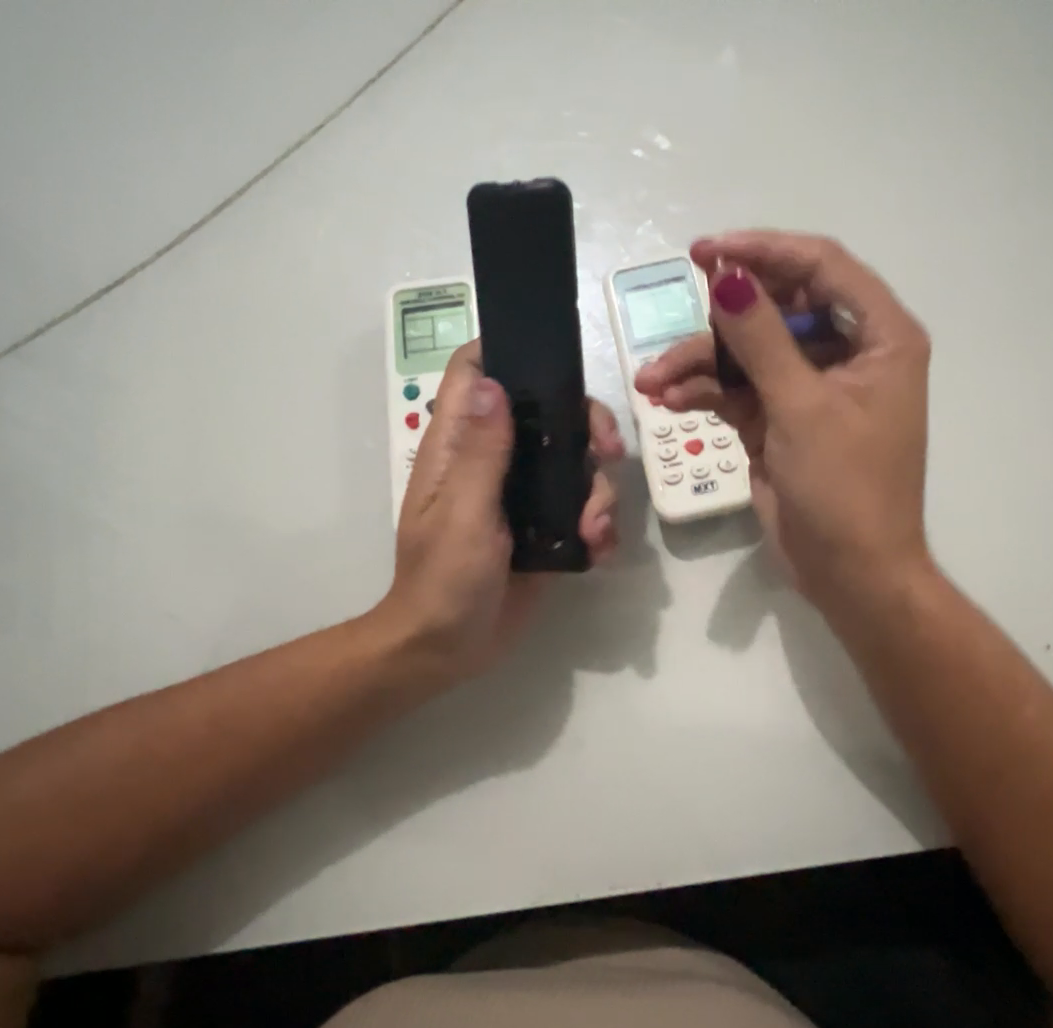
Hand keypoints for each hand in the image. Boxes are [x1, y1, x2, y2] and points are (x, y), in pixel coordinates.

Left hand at [380, 340, 622, 678]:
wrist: (449, 649)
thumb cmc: (443, 579)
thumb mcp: (461, 514)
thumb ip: (480, 452)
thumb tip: (493, 383)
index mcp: (458, 446)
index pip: (476, 373)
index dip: (510, 353)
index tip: (556, 362)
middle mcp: (495, 461)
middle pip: (549, 413)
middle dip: (587, 427)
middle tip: (609, 454)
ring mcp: (524, 495)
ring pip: (577, 463)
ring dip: (600, 491)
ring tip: (595, 530)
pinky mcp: (548, 528)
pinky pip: (585, 508)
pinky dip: (599, 525)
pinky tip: (597, 550)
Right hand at [635, 230, 931, 612]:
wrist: (851, 574)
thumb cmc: (845, 489)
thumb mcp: (802, 408)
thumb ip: (761, 338)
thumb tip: (725, 277)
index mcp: (880, 337)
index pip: (822, 267)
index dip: (763, 252)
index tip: (705, 253)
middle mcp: (849, 352)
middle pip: (779, 306)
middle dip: (723, 318)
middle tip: (677, 318)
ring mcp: (812, 387)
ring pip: (750, 351)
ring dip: (702, 362)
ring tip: (653, 380)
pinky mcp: (782, 420)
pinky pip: (740, 389)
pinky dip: (706, 392)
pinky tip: (668, 398)